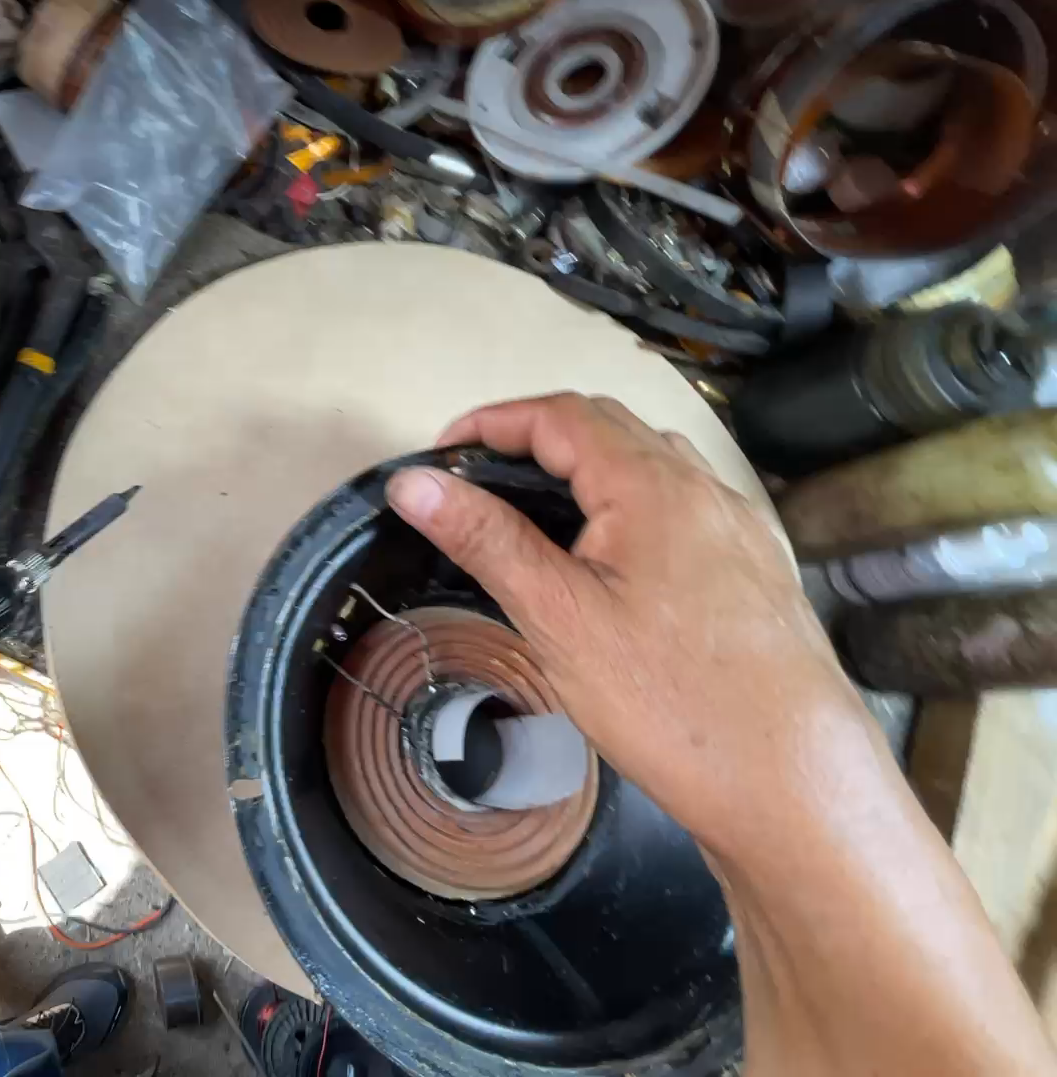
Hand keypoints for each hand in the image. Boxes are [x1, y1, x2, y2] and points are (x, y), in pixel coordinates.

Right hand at [388, 394, 1056, 1076]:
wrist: (795, 790)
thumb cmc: (664, 697)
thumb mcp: (554, 614)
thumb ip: (483, 537)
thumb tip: (411, 483)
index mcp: (654, 488)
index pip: (560, 416)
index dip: (491, 421)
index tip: (439, 454)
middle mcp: (705, 491)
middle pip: (606, 427)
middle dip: (529, 437)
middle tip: (471, 480)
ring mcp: (735, 530)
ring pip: (643, 464)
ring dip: (574, 466)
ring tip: (521, 511)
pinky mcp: (748, 570)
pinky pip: (671, 504)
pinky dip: (612, 500)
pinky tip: (595, 554)